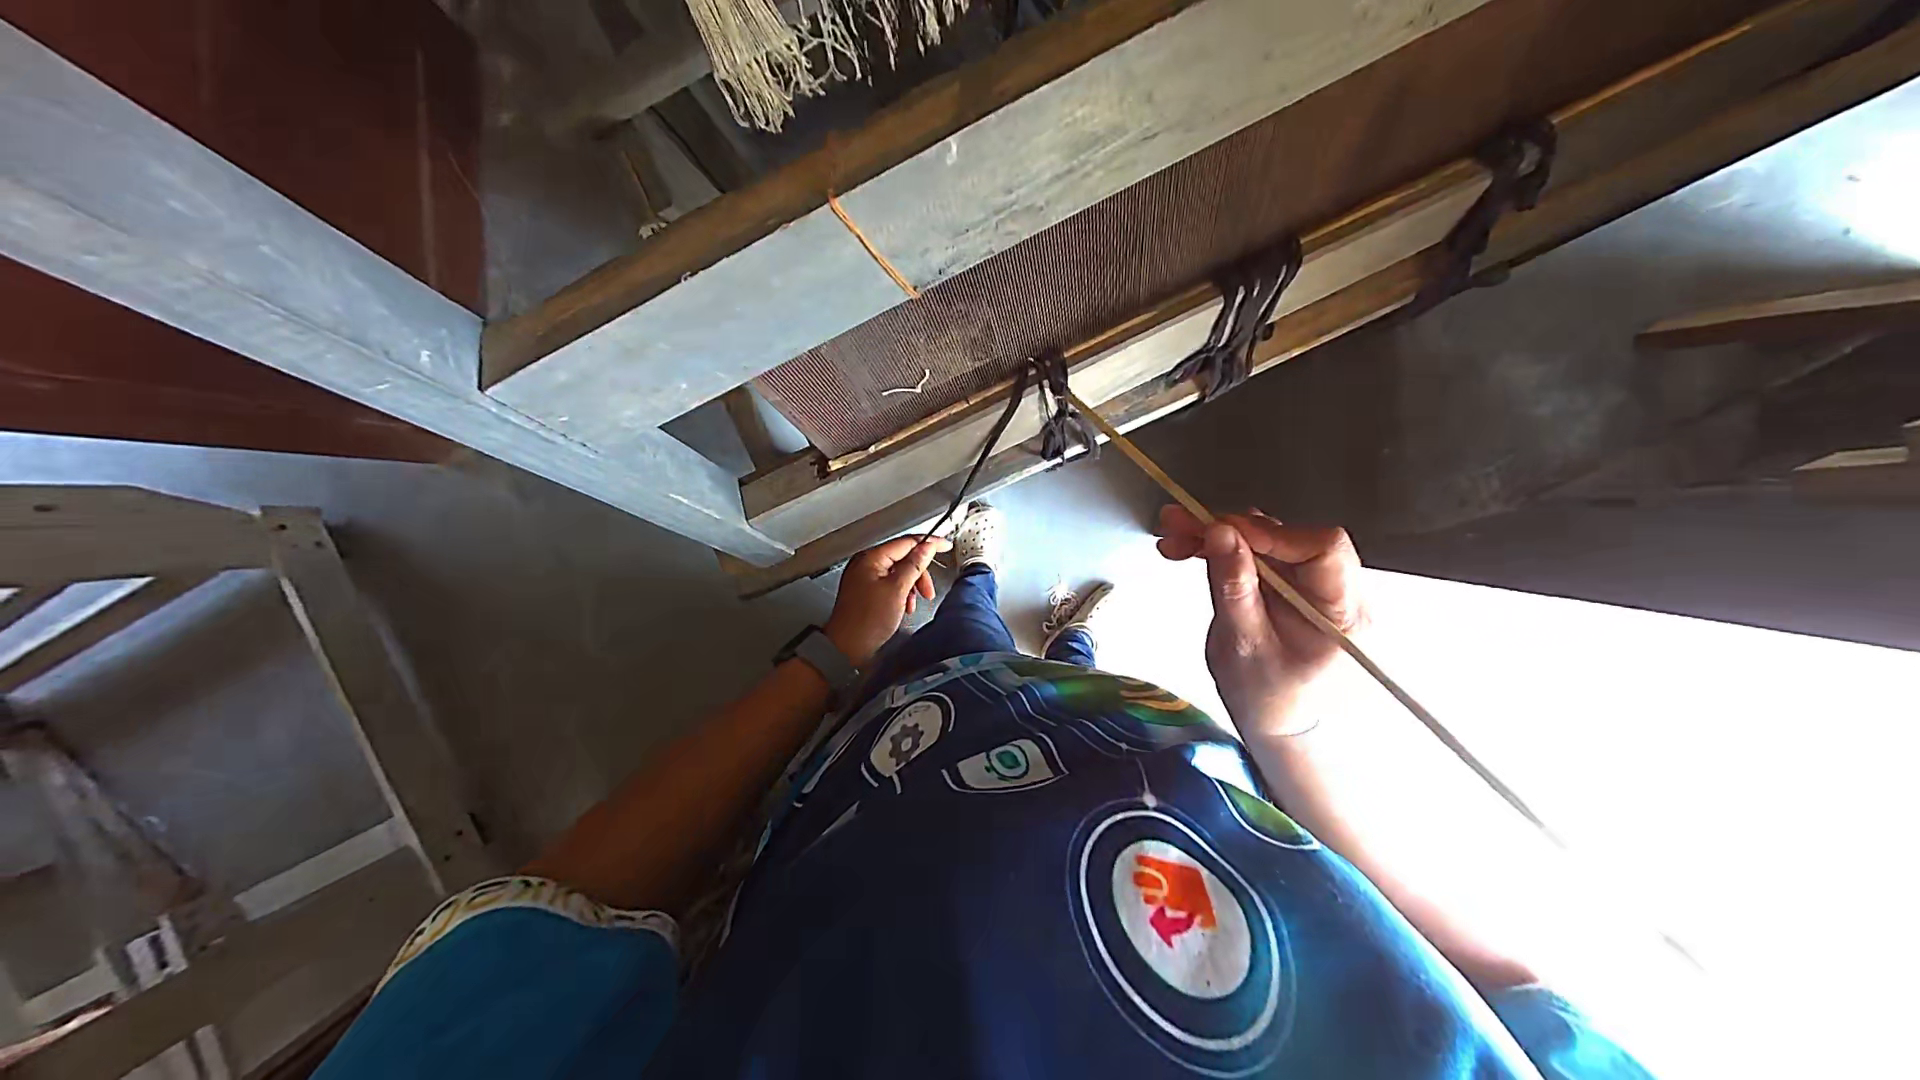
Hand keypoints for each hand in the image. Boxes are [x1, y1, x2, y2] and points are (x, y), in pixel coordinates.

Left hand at [823, 535, 952, 666]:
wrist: (847, 648)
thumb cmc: (866, 621)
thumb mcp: (897, 590)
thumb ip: (914, 565)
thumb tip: (927, 547)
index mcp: (871, 558)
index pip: (906, 542)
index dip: (928, 544)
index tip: (945, 546)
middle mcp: (866, 564)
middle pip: (904, 559)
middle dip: (919, 575)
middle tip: (928, 591)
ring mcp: (865, 578)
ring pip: (899, 573)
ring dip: (912, 587)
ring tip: (912, 604)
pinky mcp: (866, 592)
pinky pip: (891, 585)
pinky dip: (902, 594)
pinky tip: (903, 607)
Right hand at [1156, 506, 1365, 737]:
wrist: (1275, 724)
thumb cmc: (1266, 698)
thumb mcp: (1243, 645)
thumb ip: (1234, 587)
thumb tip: (1220, 532)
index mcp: (1342, 611)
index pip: (1322, 549)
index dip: (1270, 533)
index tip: (1219, 531)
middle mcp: (1335, 589)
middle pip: (1286, 538)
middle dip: (1228, 528)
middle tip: (1177, 525)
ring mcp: (1310, 585)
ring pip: (1266, 542)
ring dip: (1217, 535)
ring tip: (1173, 537)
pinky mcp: (1288, 585)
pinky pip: (1258, 556)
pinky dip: (1222, 549)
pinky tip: (1188, 548)